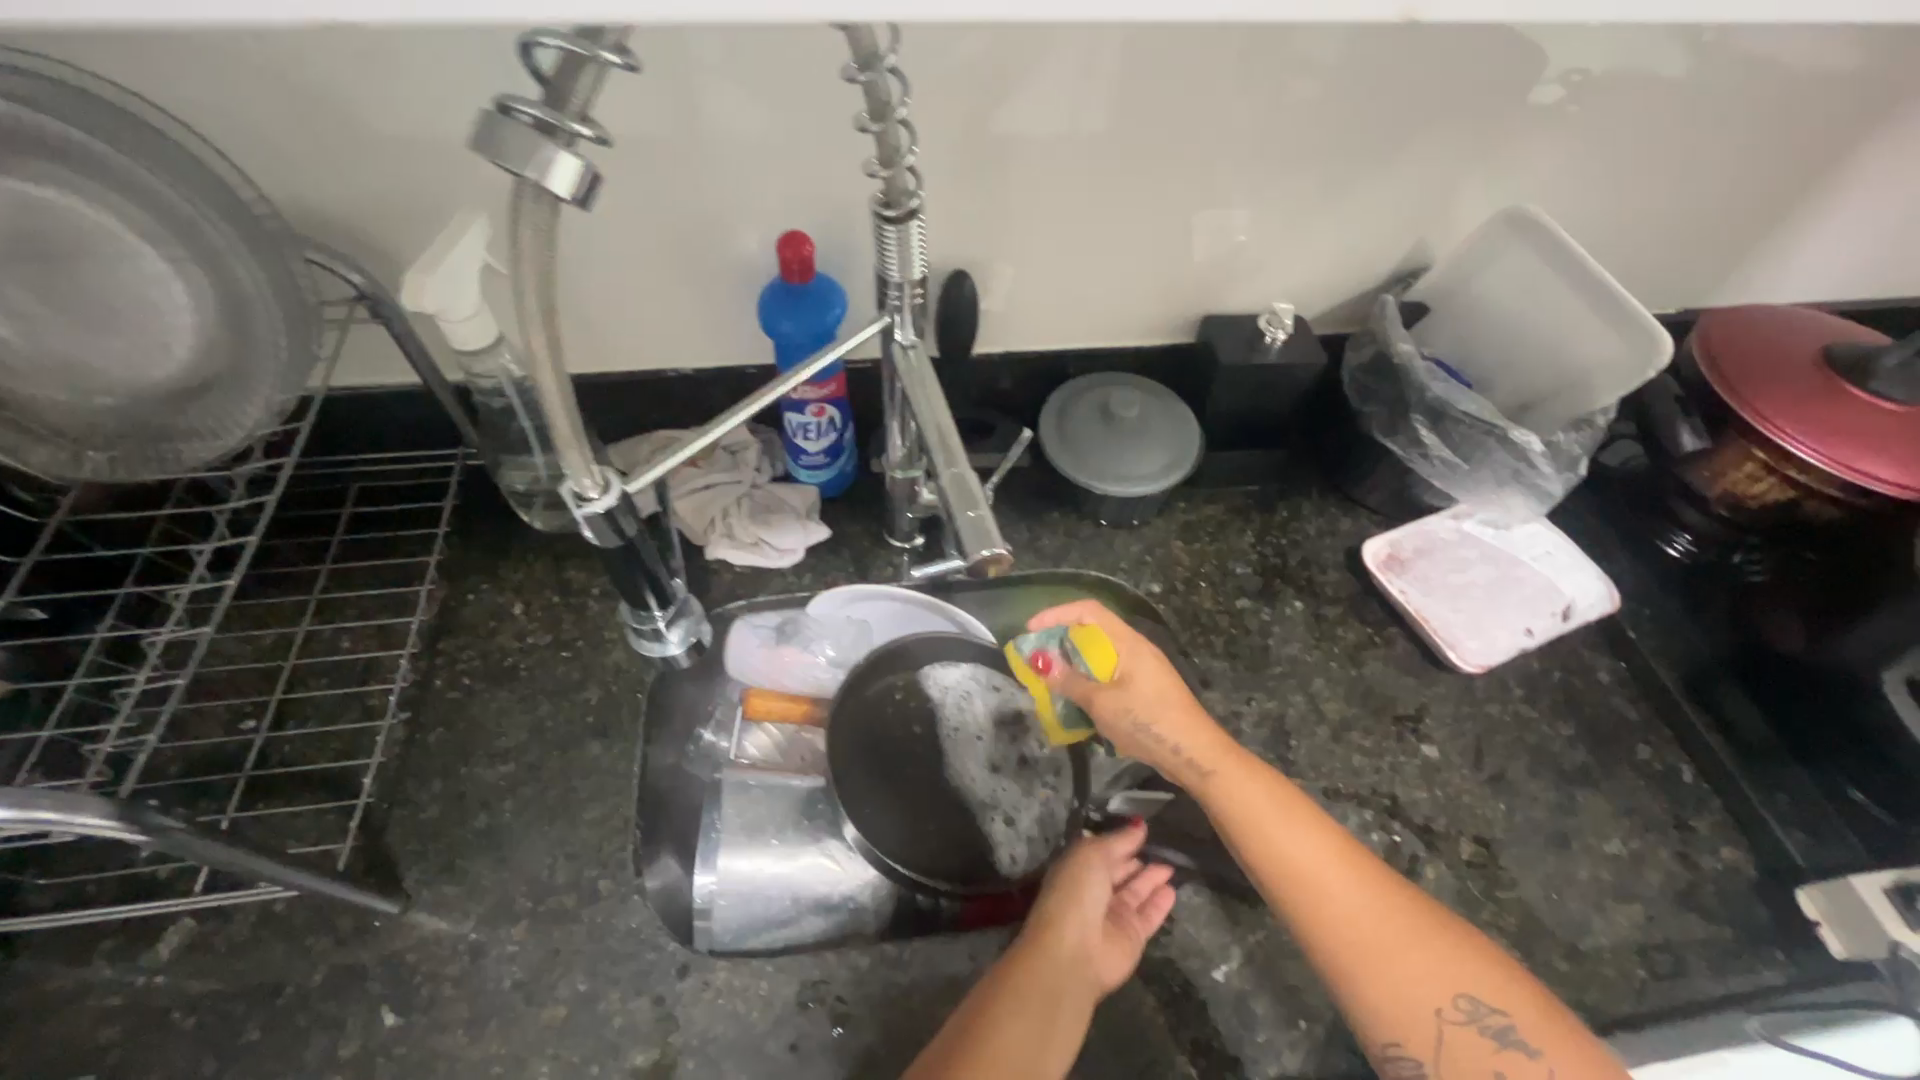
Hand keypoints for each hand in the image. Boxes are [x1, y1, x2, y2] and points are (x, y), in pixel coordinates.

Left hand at [1015, 821, 1176, 999]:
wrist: (1074, 952)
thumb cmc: (1076, 893)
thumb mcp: (1092, 854)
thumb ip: (1118, 841)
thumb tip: (1140, 826)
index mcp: (1078, 869)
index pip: (1103, 851)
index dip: (1121, 841)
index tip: (1144, 829)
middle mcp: (1094, 891)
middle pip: (1120, 872)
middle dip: (1138, 859)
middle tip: (1164, 845)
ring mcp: (1113, 916)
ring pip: (1137, 892)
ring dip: (1152, 878)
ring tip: (1172, 864)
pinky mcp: (1132, 937)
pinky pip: (1149, 914)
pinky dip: (1160, 902)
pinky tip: (1173, 889)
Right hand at [1026, 600, 1235, 788]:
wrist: (1196, 754)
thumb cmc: (1148, 722)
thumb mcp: (1102, 704)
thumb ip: (1070, 682)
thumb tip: (1040, 662)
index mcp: (1128, 642)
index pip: (1088, 610)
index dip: (1056, 614)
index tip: (1031, 632)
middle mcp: (1136, 648)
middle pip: (1093, 632)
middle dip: (1060, 643)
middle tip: (1036, 661)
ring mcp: (1142, 670)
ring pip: (1100, 657)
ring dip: (1073, 667)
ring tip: (1050, 684)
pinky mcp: (1145, 690)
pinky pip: (1109, 676)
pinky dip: (1088, 683)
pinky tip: (1076, 704)